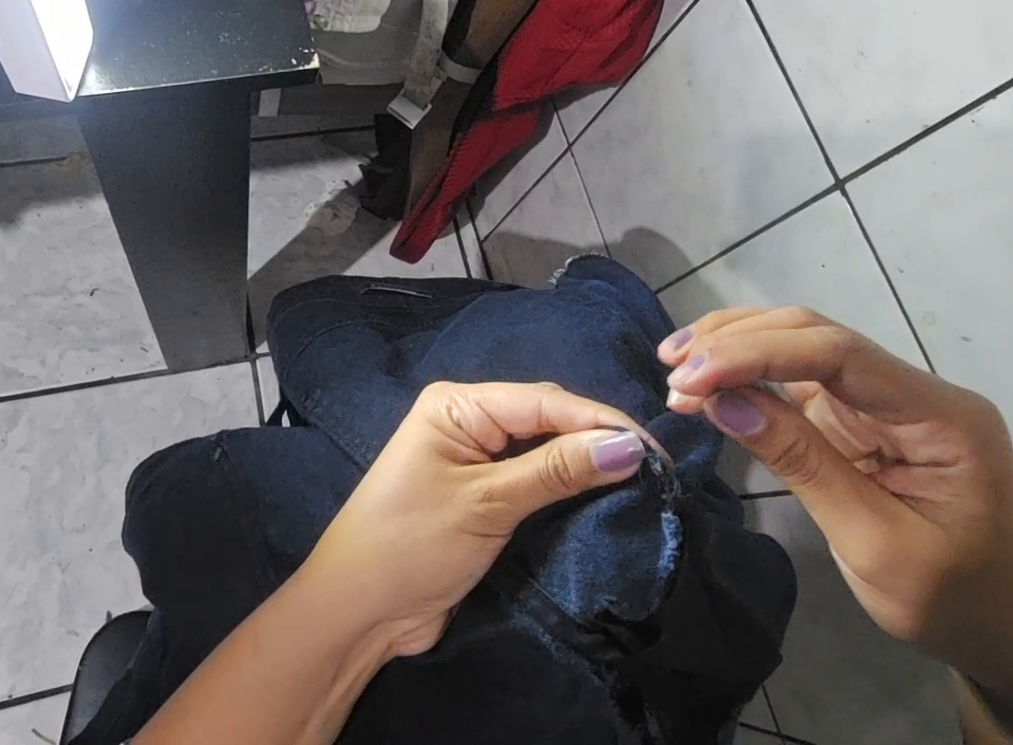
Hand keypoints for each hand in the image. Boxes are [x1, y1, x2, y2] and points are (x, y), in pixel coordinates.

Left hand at [299, 381, 649, 658]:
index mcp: (457, 405)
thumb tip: (627, 447)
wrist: (358, 610)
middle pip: (545, 419)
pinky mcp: (482, 494)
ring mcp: (474, 458)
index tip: (654, 449)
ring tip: (639, 478)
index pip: (543, 402)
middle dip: (595, 438)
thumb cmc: (412, 544)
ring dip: (584, 462)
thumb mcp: (486, 505)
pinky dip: (566, 486)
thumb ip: (556, 472)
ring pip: (543, 448)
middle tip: (653, 468)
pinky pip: (533, 478)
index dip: (599, 421)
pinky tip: (599, 493)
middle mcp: (467, 421)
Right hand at [658, 308, 1012, 743]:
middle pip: (815, 334)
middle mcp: (913, 391)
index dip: (756, 353)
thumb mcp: (876, 544)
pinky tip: (706, 385)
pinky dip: (747, 378)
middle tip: (671, 367)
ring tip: (674, 366)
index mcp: (940, 414)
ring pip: (801, 346)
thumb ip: (801, 462)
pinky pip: (798, 381)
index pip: (837, 352)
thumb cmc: (958, 604)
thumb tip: (722, 400)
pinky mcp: (862, 420)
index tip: (690, 377)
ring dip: (734, 349)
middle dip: (737, 341)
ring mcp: (886, 402)